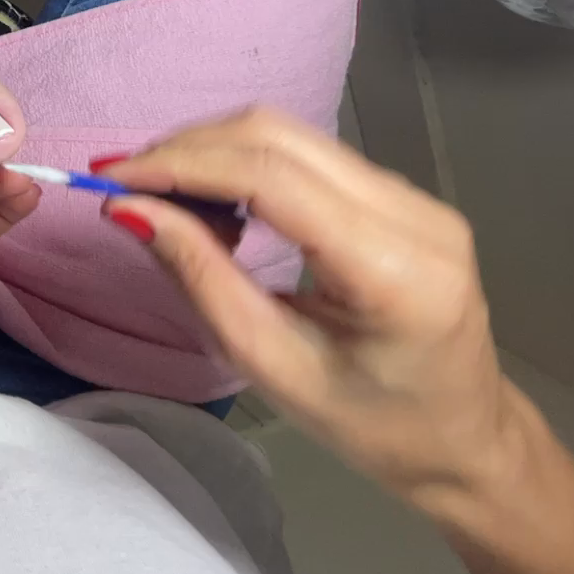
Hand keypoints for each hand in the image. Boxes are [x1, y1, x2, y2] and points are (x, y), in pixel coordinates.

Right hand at [97, 107, 522, 501]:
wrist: (464, 441)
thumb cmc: (365, 419)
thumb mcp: (264, 359)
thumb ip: (196, 273)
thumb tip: (126, 208)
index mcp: (394, 270)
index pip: (270, 178)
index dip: (179, 165)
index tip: (110, 180)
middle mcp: (414, 214)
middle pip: (273, 136)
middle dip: (182, 150)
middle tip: (123, 185)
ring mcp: (409, 195)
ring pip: (280, 132)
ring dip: (203, 151)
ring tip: (160, 197)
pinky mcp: (392, 192)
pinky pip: (295, 150)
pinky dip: (231, 162)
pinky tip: (208, 202)